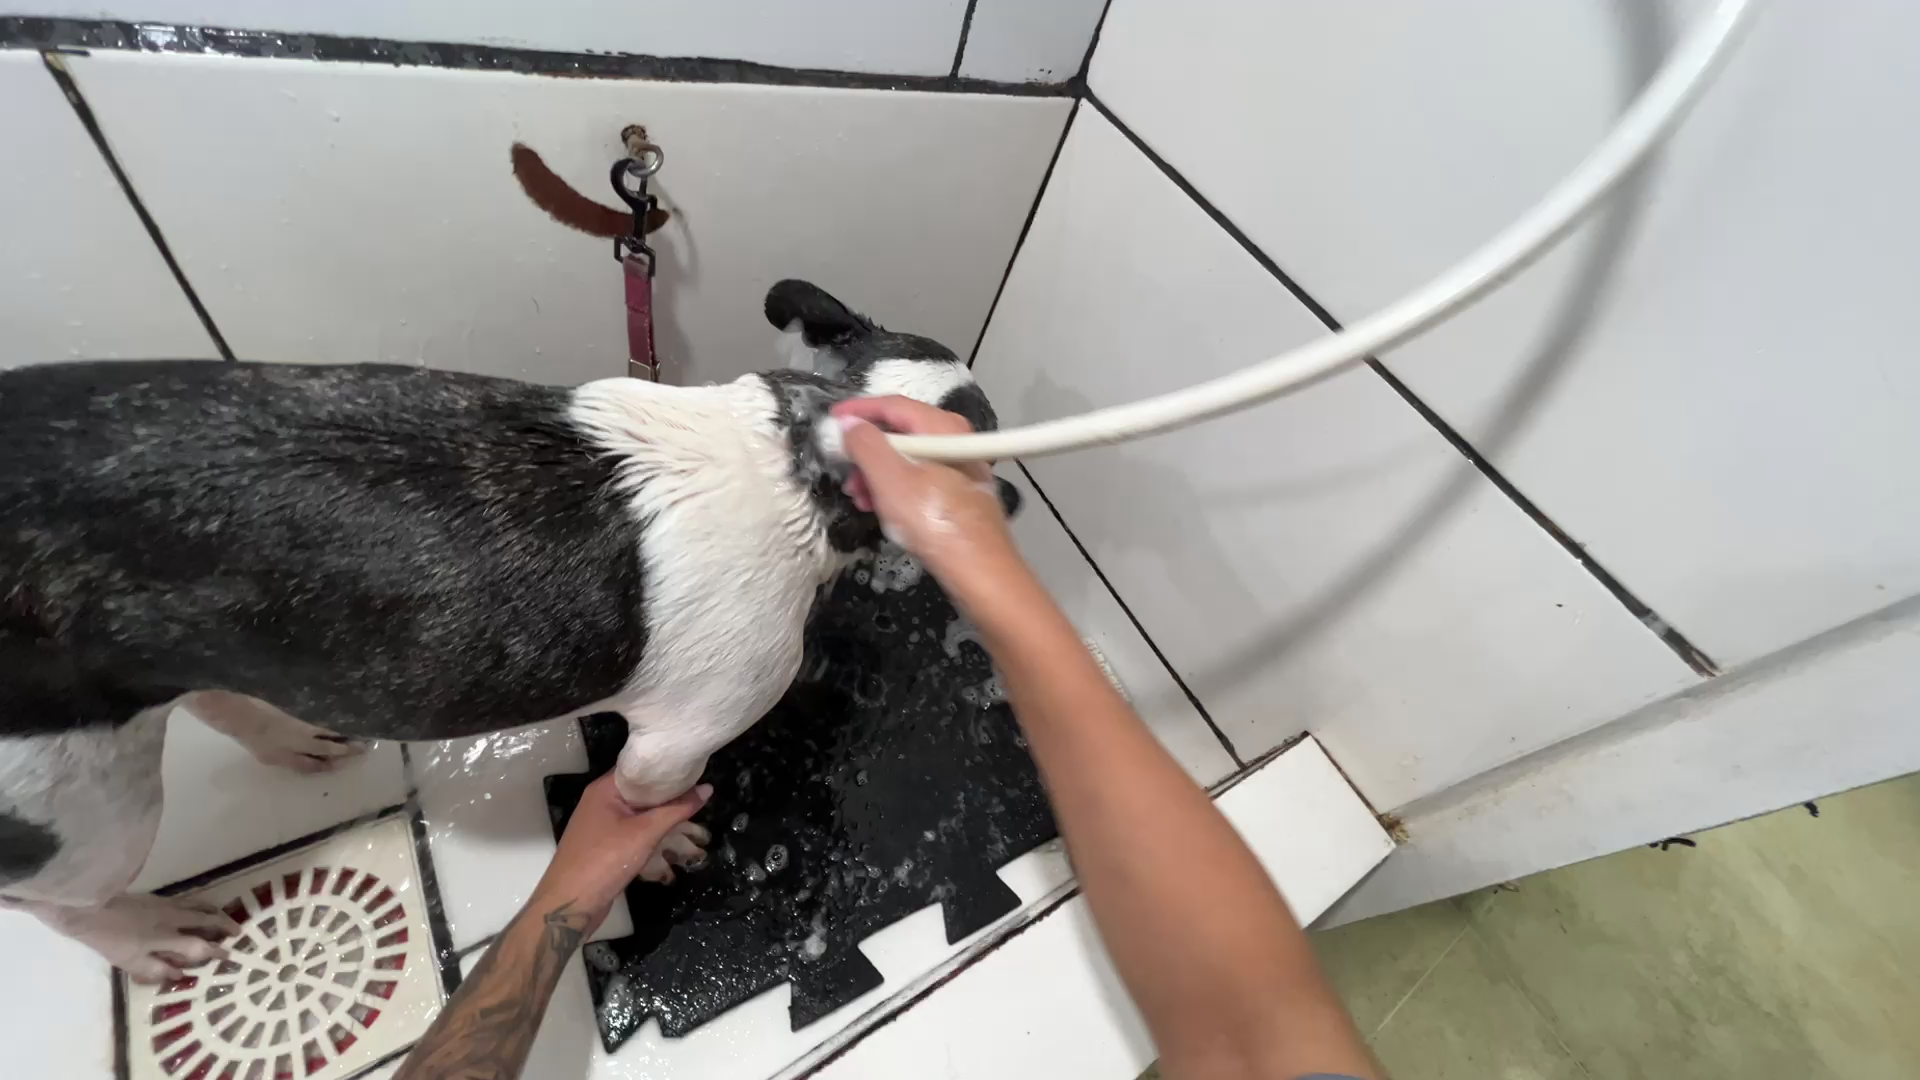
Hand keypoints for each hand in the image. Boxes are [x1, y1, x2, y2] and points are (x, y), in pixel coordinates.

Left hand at [528, 773, 710, 932]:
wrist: (568, 907)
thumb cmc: (605, 860)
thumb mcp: (646, 832)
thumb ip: (677, 809)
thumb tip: (707, 789)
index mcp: (604, 789)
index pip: (639, 767)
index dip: (666, 765)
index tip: (693, 764)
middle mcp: (600, 802)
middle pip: (640, 789)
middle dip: (668, 790)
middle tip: (699, 786)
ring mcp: (600, 824)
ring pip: (638, 811)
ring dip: (661, 812)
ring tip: (692, 807)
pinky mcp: (603, 845)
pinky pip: (632, 829)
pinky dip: (651, 829)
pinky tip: (672, 832)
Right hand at [831, 396, 1015, 575]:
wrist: (979, 568)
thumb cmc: (933, 520)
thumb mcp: (889, 479)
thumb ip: (865, 444)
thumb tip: (848, 423)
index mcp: (943, 427)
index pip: (893, 405)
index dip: (859, 409)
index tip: (832, 417)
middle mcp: (956, 440)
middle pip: (901, 433)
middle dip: (867, 451)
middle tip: (844, 470)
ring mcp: (961, 468)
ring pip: (909, 460)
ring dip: (878, 475)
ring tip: (859, 498)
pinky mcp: (962, 494)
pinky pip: (921, 480)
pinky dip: (897, 489)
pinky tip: (884, 510)